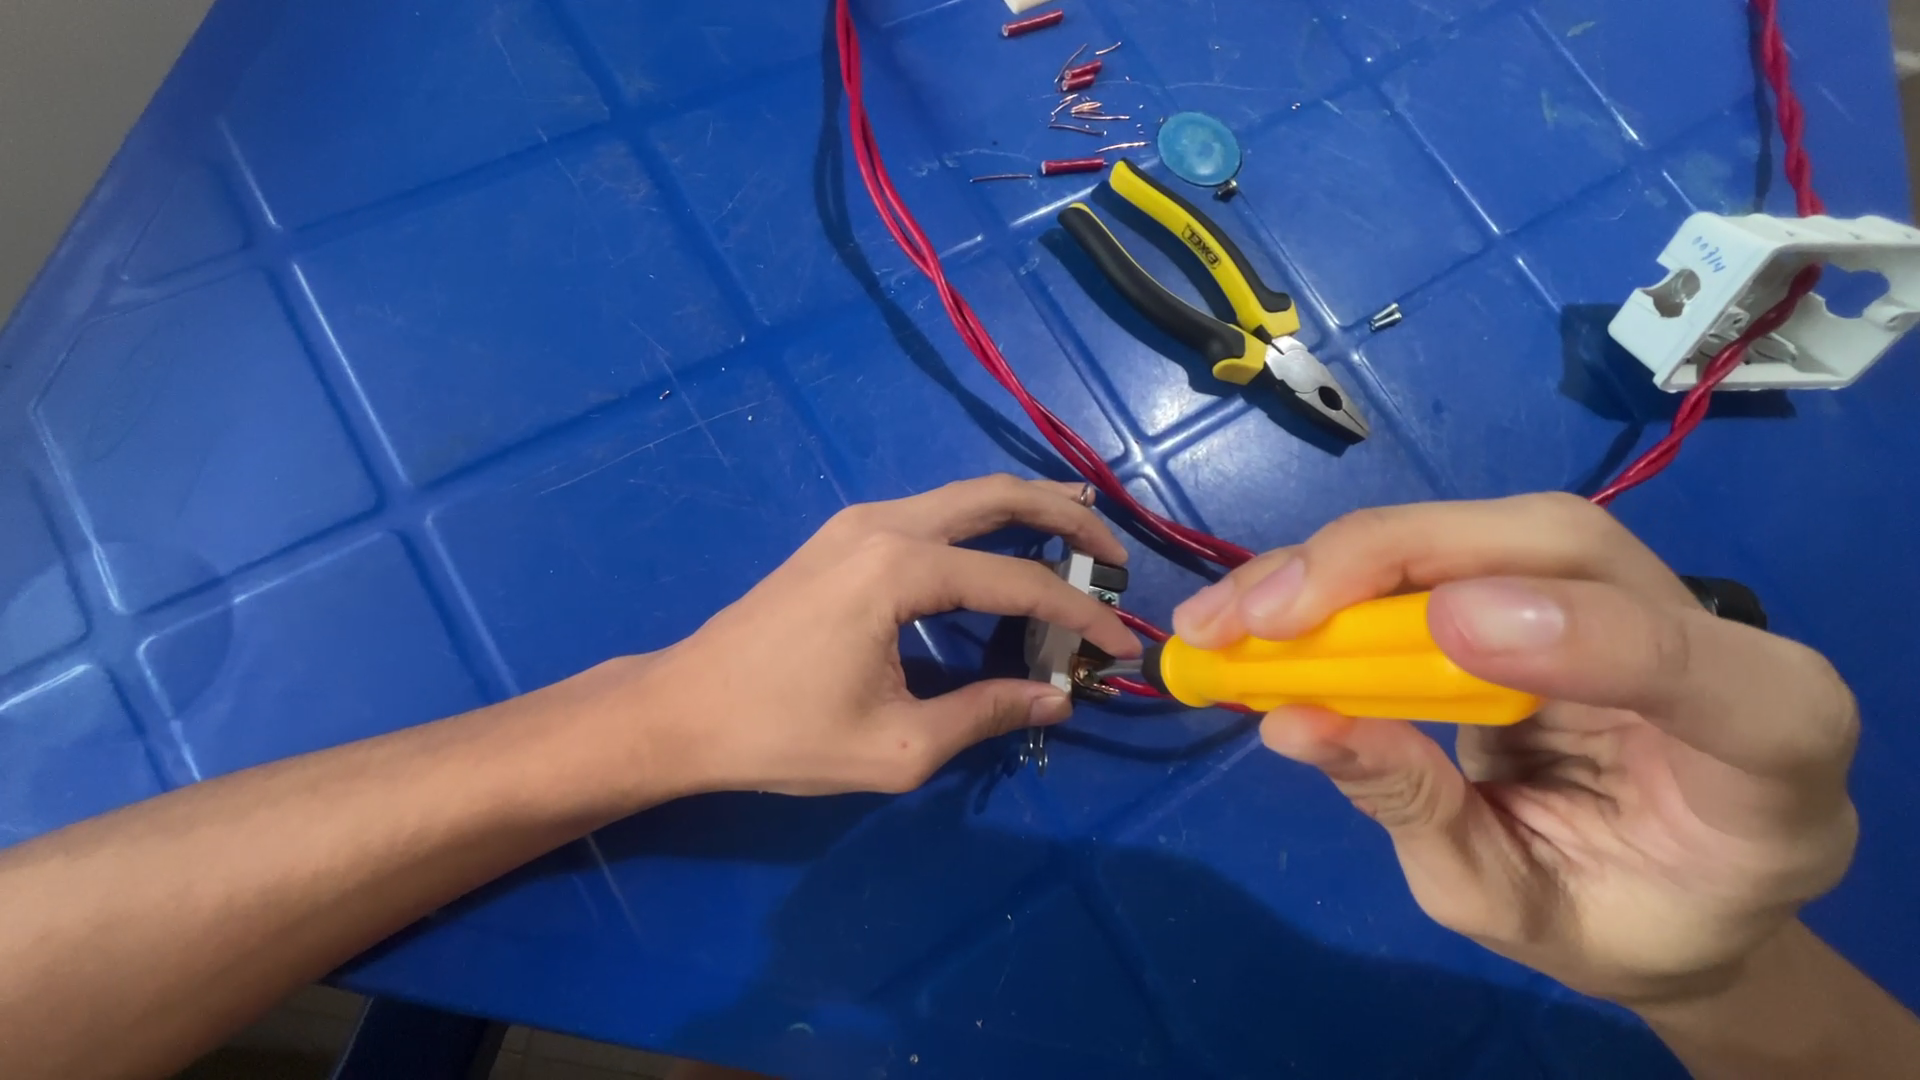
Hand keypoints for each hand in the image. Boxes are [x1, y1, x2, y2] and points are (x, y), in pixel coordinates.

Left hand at [616, 475, 1138, 799]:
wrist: (683, 708)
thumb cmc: (782, 734)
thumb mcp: (896, 746)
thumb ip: (986, 713)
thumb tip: (1059, 697)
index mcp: (898, 569)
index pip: (1018, 581)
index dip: (1080, 613)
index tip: (1123, 643)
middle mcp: (884, 523)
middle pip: (997, 496)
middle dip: (1067, 516)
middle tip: (1115, 552)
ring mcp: (860, 520)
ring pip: (965, 494)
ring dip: (1027, 508)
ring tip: (1081, 535)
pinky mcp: (845, 534)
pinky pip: (935, 512)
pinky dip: (985, 522)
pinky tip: (1005, 545)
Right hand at [1172, 494, 1858, 1007]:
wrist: (1659, 885)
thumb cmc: (1606, 912)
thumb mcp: (1502, 901)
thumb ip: (1417, 813)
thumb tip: (1293, 723)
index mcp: (1755, 746)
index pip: (1707, 669)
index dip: (1587, 634)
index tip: (1450, 631)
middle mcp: (1688, 633)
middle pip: (1548, 540)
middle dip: (1384, 562)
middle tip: (1259, 618)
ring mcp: (1597, 592)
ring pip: (1460, 530)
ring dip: (1324, 563)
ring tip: (1216, 621)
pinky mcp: (1514, 583)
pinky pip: (1413, 553)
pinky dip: (1320, 576)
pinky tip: (1249, 609)